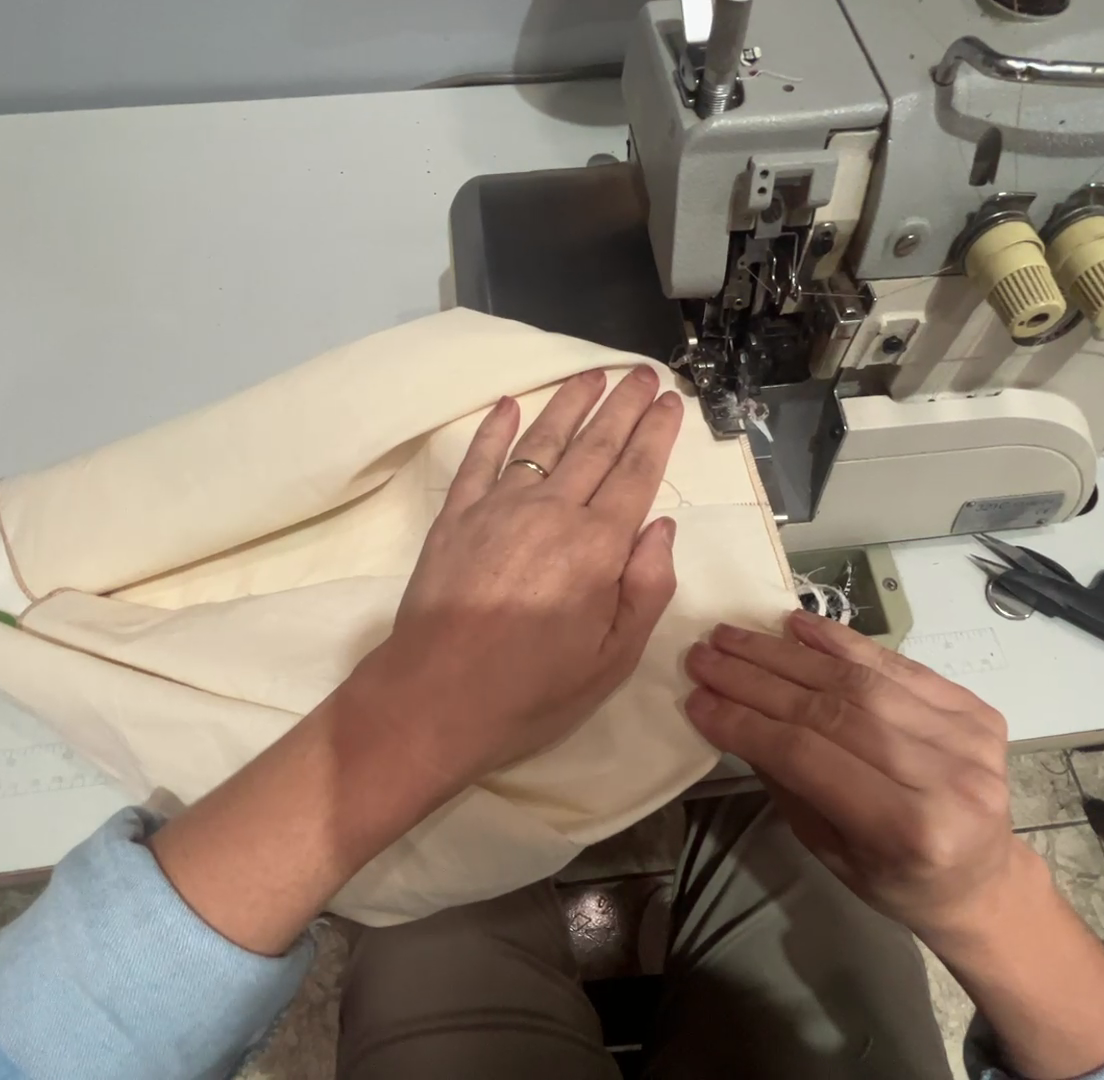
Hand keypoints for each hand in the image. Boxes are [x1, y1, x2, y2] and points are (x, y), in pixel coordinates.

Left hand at [151, 366, 682, 955]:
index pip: (636, 474)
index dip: (656, 433)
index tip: (669, 402)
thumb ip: (646, 588)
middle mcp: (552, 512)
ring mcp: (498, 509)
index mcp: (597, 548)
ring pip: (542, 440)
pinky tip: (507, 404)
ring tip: (592, 374)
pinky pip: (480, 460)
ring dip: (571, 403)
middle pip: (596, 445)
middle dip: (624, 405)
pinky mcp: (455, 517)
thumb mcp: (613, 660)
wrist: (433, 699)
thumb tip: (661, 526)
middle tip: (643, 372)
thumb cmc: (532, 691)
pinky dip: (495, 429)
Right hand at [683, 612, 1103, 1078]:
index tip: (695, 698)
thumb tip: (730, 711)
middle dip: (755, 678)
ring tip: (734, 636)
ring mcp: (966, 737)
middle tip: (704, 656)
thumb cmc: (895, 878)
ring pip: (857, 679)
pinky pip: (893, 663)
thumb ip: (785, 778)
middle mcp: (946, 778)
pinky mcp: (973, 707)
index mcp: (909, 830)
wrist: (982, 879)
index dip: (745, 721)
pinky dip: (839, 639)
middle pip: (830, 709)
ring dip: (785, 652)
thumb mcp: (827, 848)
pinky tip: (795, 624)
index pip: (807, 756)